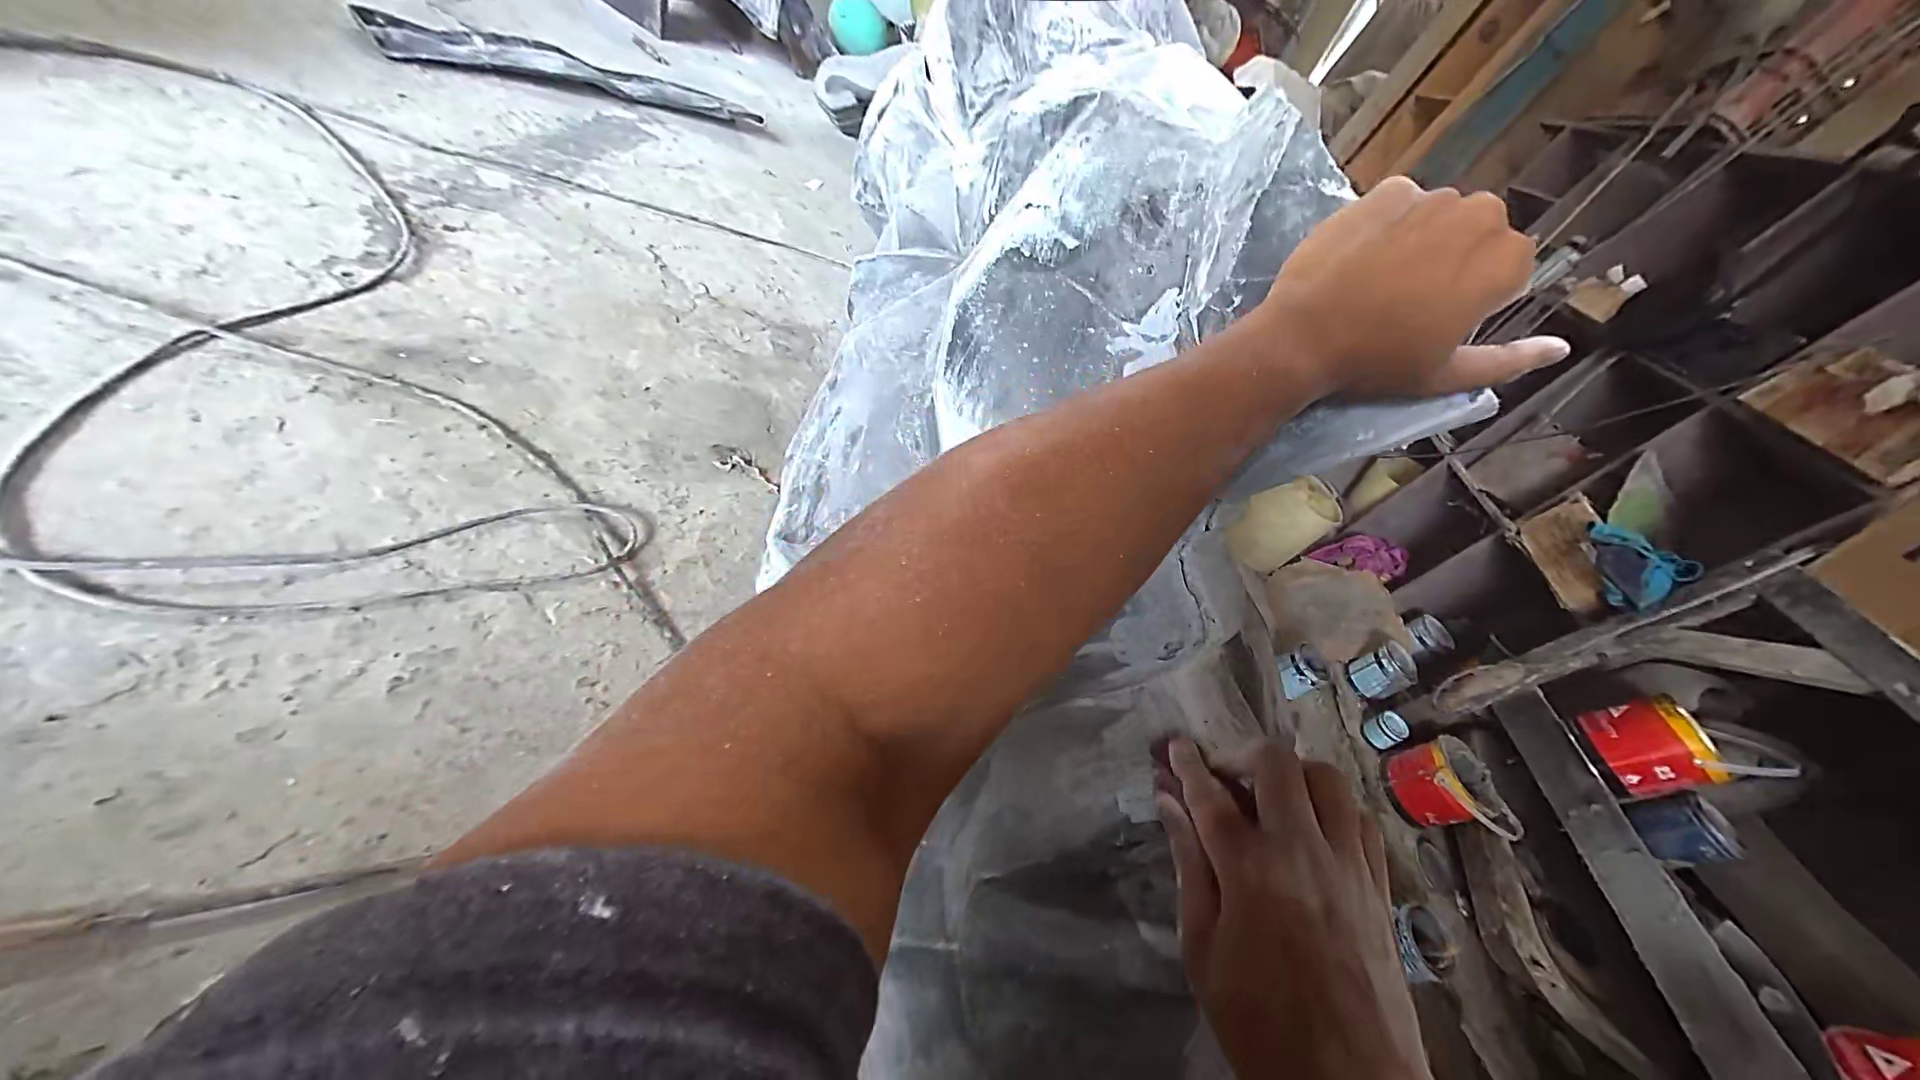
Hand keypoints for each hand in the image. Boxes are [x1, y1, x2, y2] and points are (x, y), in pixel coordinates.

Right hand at [1156, 736, 1429, 1079]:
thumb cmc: (1259, 1020)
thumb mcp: (1202, 948)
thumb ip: (1189, 865)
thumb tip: (1169, 804)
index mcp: (1250, 869)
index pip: (1210, 794)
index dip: (1187, 763)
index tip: (1173, 744)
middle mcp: (1303, 850)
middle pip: (1275, 765)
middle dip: (1240, 755)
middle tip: (1221, 776)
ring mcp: (1349, 865)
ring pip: (1327, 779)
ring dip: (1291, 773)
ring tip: (1268, 795)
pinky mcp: (1380, 885)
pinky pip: (1361, 818)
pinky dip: (1332, 804)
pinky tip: (1312, 825)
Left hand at [1257, 176, 1569, 397]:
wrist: (1300, 338)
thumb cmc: (1375, 362)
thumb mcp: (1445, 375)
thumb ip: (1509, 359)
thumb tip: (1561, 347)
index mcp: (1506, 260)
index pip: (1509, 270)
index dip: (1471, 298)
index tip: (1432, 321)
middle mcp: (1481, 215)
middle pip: (1478, 236)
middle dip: (1451, 261)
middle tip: (1402, 302)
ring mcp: (1432, 197)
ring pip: (1440, 217)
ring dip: (1419, 240)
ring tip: (1376, 281)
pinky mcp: (1385, 191)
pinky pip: (1399, 204)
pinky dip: (1387, 224)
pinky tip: (1359, 258)